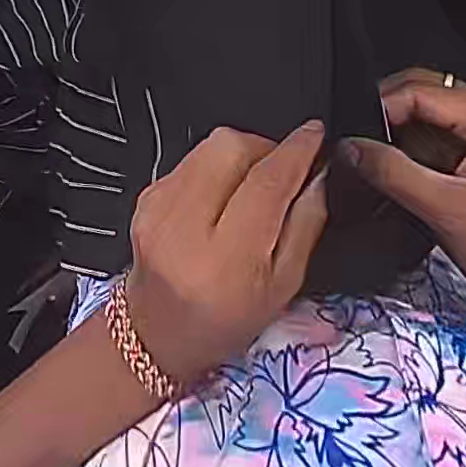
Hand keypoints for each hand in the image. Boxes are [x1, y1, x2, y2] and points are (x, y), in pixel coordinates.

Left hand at [123, 120, 329, 383]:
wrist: (157, 332)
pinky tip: (222, 195)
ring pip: (211, 145)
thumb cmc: (227, 318)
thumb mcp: (284, 286)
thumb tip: (319, 173)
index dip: (297, 150)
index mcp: (225, 260)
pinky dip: (217, 165)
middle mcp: (184, 228)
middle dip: (267, 148)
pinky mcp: (146, 196)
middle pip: (233, 147)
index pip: (266, 183)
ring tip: (252, 184)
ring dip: (243, 154)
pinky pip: (193, 157)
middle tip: (282, 171)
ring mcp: (158, 208)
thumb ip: (306, 224)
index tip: (316, 134)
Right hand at [341, 69, 465, 323]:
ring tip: (381, 166)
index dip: (381, 109)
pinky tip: (407, 177)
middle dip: (390, 120)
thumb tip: (351, 148)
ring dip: (405, 140)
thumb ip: (392, 171)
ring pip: (436, 121)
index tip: (352, 135)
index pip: (424, 91)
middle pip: (430, 97)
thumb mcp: (447, 210)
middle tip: (359, 147)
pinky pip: (449, 143)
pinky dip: (423, 156)